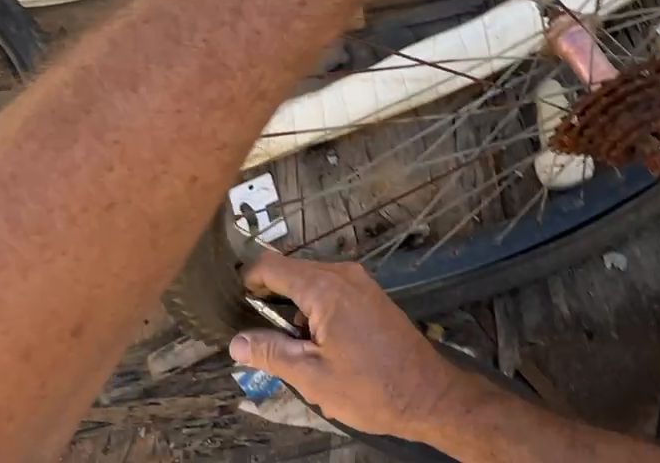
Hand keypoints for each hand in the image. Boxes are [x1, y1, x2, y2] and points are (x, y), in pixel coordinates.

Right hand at [228, 252, 462, 438]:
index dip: (248, 280)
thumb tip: (236, 341)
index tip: (233, 303)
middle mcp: (342, 273)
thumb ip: (272, 353)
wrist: (427, 393)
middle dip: (272, 302)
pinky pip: (331, 292)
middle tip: (261, 340)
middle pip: (292, 273)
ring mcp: (359, 282)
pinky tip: (320, 347)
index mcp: (324, 286)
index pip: (273, 266)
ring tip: (296, 353)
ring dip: (296, 312)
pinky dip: (317, 312)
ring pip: (312, 285)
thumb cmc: (368, 387)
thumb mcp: (312, 376)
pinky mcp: (370, 295)